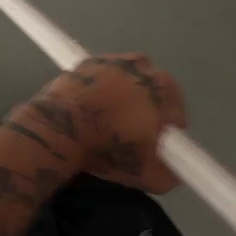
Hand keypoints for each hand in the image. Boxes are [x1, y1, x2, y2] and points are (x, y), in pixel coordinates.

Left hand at [6, 54, 186, 193]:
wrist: (60, 129)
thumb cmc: (109, 149)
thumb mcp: (151, 177)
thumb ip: (171, 172)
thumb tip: (171, 168)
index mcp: (164, 88)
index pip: (175, 111)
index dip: (166, 132)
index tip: (153, 145)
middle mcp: (142, 65)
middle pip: (151, 91)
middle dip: (145, 110)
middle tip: (130, 134)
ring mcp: (111, 58)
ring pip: (126, 80)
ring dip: (122, 96)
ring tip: (107, 121)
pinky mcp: (85, 60)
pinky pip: (101, 76)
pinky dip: (99, 89)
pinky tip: (90, 109)